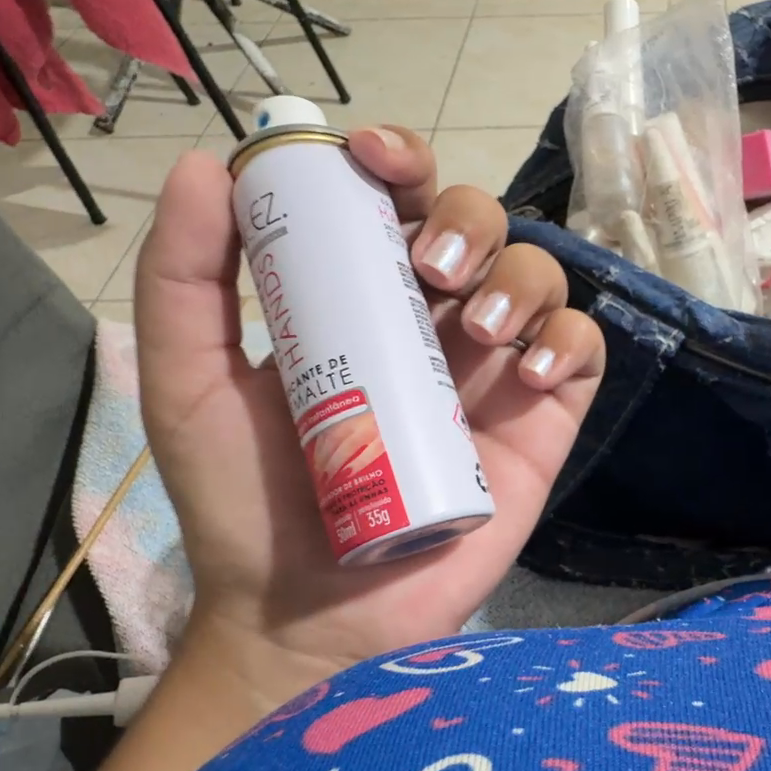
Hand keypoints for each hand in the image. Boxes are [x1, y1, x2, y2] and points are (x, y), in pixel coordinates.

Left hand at [137, 127, 603, 698]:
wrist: (314, 611)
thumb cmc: (251, 502)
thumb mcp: (193, 383)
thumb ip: (188, 278)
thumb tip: (206, 166)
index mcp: (363, 298)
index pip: (398, 202)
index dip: (399, 161)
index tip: (372, 159)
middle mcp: (437, 322)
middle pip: (483, 225)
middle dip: (466, 220)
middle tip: (429, 272)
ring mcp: (497, 372)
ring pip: (541, 277)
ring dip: (520, 279)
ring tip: (480, 331)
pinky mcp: (544, 423)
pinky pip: (582, 353)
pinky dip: (569, 343)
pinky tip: (531, 376)